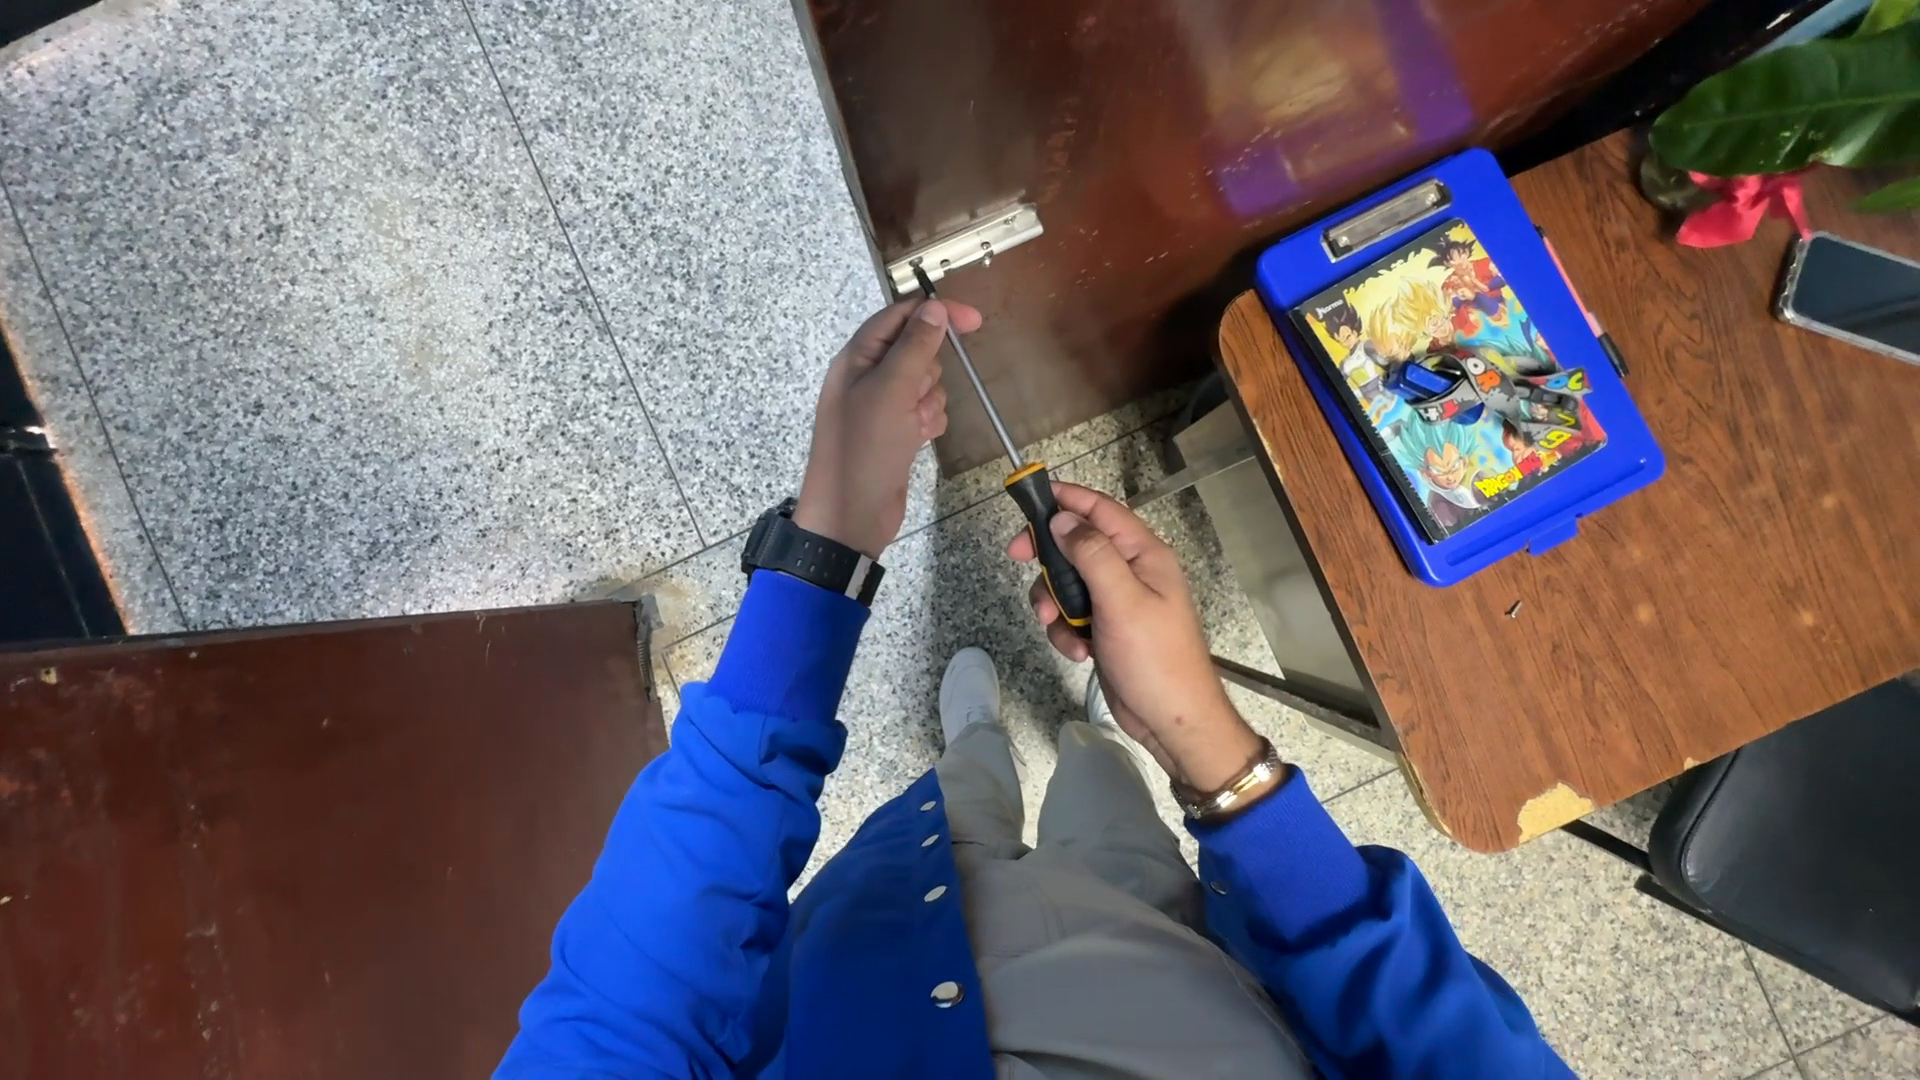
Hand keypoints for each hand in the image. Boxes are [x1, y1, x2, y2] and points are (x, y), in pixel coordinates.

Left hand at [795, 298, 981, 558]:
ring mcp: (883, 407)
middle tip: (913, 398)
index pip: (901, 317)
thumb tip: (934, 307)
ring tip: (913, 426)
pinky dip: (929, 423)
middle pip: (918, 351)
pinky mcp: (897, 432)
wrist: (852, 515)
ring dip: (929, 403)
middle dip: (928, 373)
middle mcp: (869, 376)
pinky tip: (918, 440)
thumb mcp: (890, 391)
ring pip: (927, 384)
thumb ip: (915, 346)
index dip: (937, 314)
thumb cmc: (865, 449)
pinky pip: (926, 412)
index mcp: (858, 357)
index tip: (976, 322)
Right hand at [1009, 483, 1268, 792]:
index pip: (1101, 510)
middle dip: (1048, 556)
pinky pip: (1072, 616)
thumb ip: (1091, 553)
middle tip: (1017, 556)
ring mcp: (1117, 601)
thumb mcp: (1122, 599)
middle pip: (1076, 544)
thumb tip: (1062, 519)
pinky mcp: (1105, 628)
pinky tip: (1077, 652)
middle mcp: (1130, 571)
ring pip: (1067, 583)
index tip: (1028, 496)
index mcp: (1143, 554)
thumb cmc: (1153, 657)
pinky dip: (1066, 632)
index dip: (1066, 498)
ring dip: (1054, 603)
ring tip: (1057, 627)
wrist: (1171, 720)